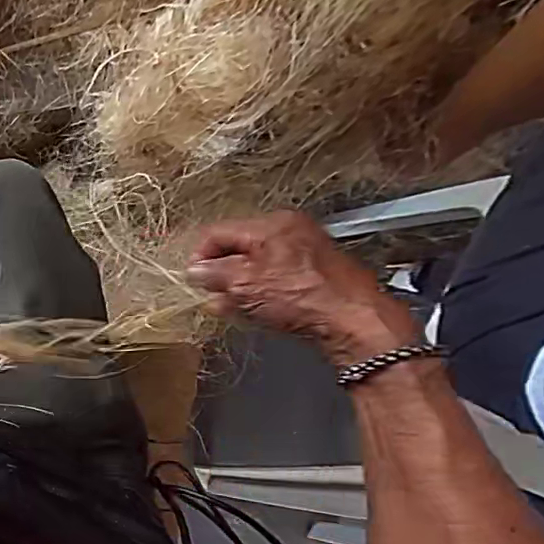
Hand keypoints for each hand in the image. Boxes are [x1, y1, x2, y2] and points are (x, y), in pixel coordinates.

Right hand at [184, 210, 419, 365]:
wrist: (351, 319)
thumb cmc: (298, 296)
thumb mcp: (242, 283)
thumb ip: (212, 273)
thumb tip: (195, 271)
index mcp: (270, 224)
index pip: (217, 232)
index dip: (199, 256)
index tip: (192, 280)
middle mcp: (288, 230)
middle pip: (235, 247)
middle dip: (218, 273)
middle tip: (211, 295)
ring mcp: (302, 250)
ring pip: (252, 264)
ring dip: (235, 285)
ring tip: (231, 306)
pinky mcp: (311, 271)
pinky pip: (271, 275)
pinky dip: (256, 289)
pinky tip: (253, 308)